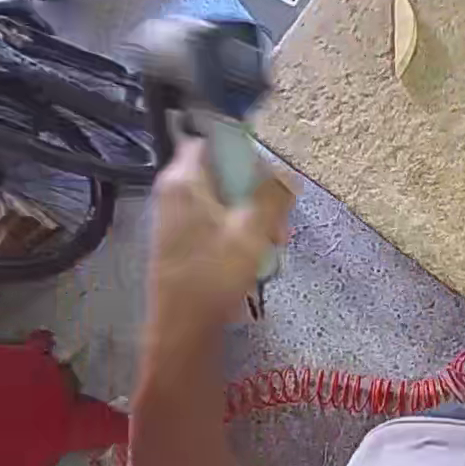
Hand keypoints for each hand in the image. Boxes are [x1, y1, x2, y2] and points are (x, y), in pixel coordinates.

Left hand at [146, 138, 295, 326]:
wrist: (185, 325)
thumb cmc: (214, 274)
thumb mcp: (253, 230)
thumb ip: (272, 196)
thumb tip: (288, 174)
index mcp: (184, 181)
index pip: (211, 140)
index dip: (243, 149)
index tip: (270, 169)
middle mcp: (175, 193)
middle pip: (223, 171)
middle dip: (258, 188)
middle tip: (281, 213)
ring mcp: (178, 217)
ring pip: (225, 198)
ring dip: (255, 212)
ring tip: (276, 238)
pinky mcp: (185, 239)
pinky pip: (219, 219)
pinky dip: (242, 228)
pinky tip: (260, 250)